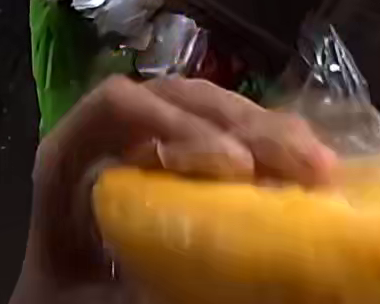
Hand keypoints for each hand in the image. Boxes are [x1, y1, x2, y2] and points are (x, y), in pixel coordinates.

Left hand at [15, 77, 336, 302]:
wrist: (65, 295)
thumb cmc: (64, 291)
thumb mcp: (78, 298)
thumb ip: (128, 282)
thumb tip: (213, 273)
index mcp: (71, 148)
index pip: (117, 103)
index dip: (174, 122)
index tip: (234, 165)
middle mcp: (112, 126)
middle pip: (175, 97)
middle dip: (239, 122)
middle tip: (300, 159)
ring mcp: (149, 132)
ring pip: (205, 104)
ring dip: (262, 125)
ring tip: (314, 157)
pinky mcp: (178, 148)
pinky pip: (221, 127)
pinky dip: (262, 138)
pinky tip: (303, 153)